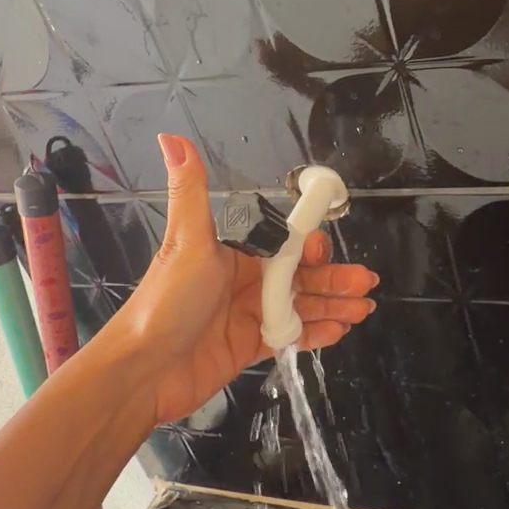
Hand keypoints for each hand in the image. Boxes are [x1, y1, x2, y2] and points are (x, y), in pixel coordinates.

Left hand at [107, 134, 378, 424]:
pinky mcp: (251, 346)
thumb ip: (191, 190)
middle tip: (365, 283)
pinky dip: (317, 333)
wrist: (142, 370)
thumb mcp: (186, 241)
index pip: (284, 244)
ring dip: (335, 305)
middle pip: (301, 276)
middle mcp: (246, 281)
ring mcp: (250, 315)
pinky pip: (292, 335)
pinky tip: (339, 331)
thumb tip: (171, 137)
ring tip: (362, 308)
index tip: (327, 251)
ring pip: (303, 305)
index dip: (310, 247)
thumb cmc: (165, 301)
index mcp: (235, 253)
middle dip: (335, 278)